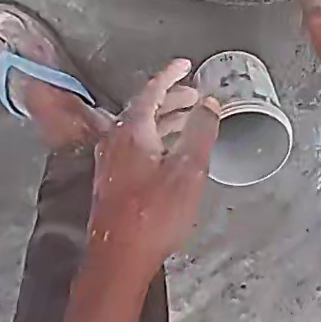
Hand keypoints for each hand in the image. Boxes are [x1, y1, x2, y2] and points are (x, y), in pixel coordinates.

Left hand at [89, 59, 221, 277]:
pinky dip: (156, 136)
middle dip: (171, 97)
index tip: (185, 64)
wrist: (119, 257)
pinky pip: (135, 143)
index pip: (152, 90)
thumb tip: (210, 103)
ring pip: (140, 127)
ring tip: (189, 118)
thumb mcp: (188, 170)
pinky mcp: (112, 178)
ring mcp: (111, 159)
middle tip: (195, 94)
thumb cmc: (154, 213)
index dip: (171, 75)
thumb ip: (200, 132)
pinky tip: (170, 149)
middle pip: (145, 107)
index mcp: (132, 130)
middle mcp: (116, 139)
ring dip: (165, 118)